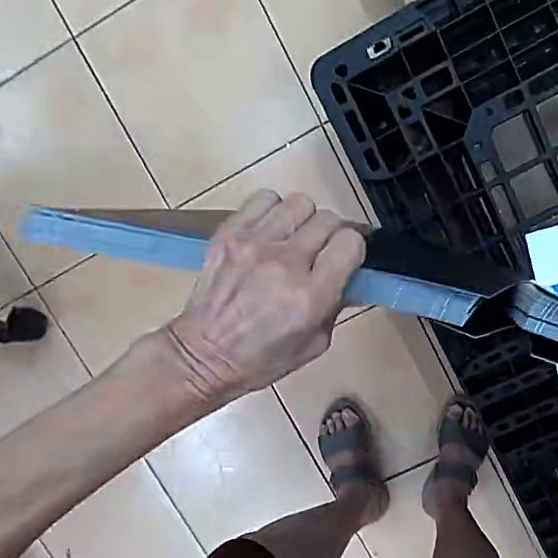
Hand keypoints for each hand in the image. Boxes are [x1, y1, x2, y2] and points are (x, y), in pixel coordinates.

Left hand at [161, 190, 364, 406]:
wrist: (203, 356)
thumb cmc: (262, 358)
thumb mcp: (316, 343)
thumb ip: (338, 304)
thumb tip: (354, 275)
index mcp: (311, 297)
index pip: (350, 243)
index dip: (353, 250)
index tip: (346, 260)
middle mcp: (285, 264)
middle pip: (328, 220)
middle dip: (332, 236)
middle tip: (321, 254)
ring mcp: (254, 244)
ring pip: (300, 204)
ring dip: (304, 221)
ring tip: (295, 241)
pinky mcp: (230, 234)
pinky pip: (265, 199)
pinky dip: (274, 211)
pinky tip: (271, 233)